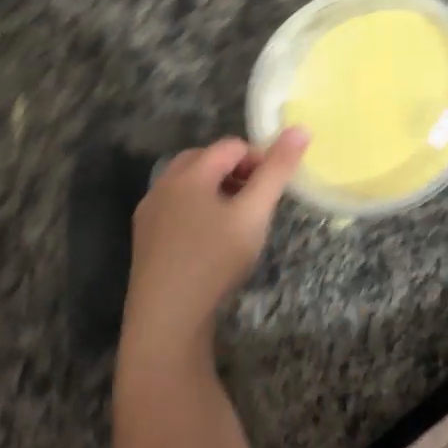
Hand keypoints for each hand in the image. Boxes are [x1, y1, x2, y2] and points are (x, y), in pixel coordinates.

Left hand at [121, 129, 308, 355]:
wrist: (166, 319)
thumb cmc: (214, 259)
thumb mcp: (255, 213)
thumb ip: (277, 170)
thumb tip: (301, 128)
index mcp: (188, 175)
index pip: (231, 146)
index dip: (259, 159)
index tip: (274, 189)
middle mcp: (163, 186)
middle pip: (206, 159)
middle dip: (237, 171)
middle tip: (257, 201)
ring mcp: (150, 213)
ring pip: (190, 183)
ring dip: (219, 189)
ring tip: (239, 219)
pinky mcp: (145, 238)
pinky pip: (177, 206)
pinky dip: (200, 208)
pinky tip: (213, 239)